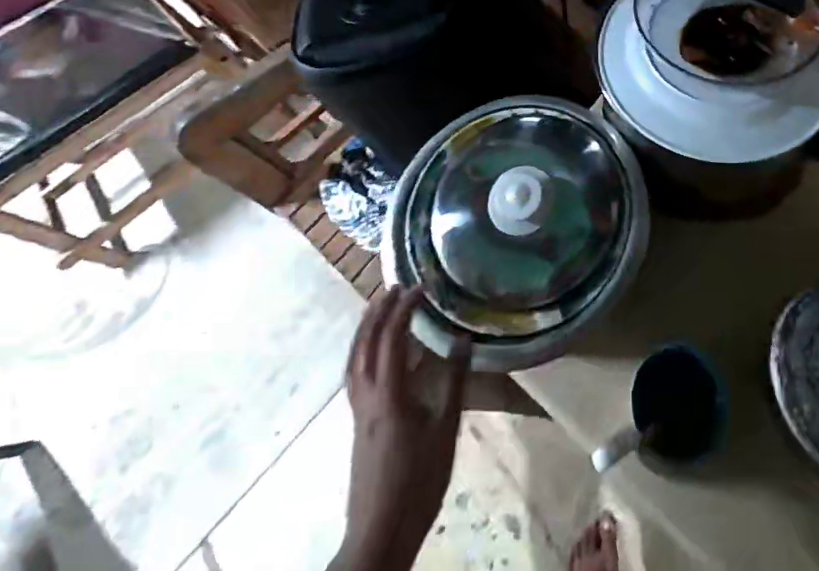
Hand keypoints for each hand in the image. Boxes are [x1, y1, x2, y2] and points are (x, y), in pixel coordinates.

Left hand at [331, 286, 470, 570]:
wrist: (380, 530)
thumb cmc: (418, 482)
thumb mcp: (445, 431)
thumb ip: (454, 383)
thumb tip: (464, 340)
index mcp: (388, 394)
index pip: (393, 338)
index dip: (404, 309)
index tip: (419, 287)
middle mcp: (366, 394)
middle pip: (366, 342)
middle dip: (379, 311)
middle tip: (395, 287)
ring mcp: (358, 409)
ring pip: (354, 357)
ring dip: (366, 328)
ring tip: (378, 309)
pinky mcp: (358, 421)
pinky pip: (355, 373)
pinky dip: (363, 351)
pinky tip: (375, 354)